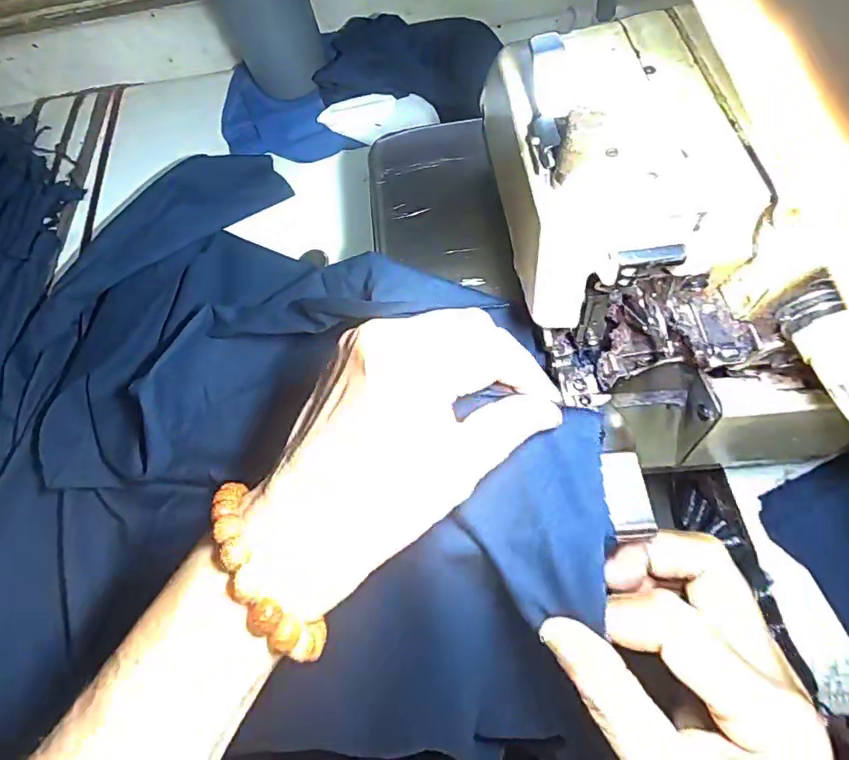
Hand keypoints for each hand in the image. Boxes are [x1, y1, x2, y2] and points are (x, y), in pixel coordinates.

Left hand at [238, 308, 563, 619]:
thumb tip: (542, 410)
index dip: (527, 374)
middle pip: (464, 325)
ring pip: (435, 326)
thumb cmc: (377, 505)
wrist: (303, 522)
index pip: (489, 347)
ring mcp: (359, 340)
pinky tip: (448, 384)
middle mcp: (382, 336)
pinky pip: (406, 336)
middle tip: (523, 395)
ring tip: (490, 391)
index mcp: (410, 360)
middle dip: (500, 357)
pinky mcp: (346, 351)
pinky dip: (434, 352)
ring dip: (468, 351)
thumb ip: (508, 425)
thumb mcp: (458, 466)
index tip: (545, 400)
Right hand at [540, 532, 830, 758]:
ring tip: (611, 585)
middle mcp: (776, 673)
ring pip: (710, 571)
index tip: (575, 626)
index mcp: (767, 707)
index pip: (676, 621)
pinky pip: (704, 597)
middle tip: (601, 575)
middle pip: (710, 566)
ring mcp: (768, 665)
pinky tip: (629, 605)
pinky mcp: (749, 665)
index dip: (615, 614)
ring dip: (652, 564)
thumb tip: (559, 629)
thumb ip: (609, 697)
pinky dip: (658, 585)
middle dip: (645, 556)